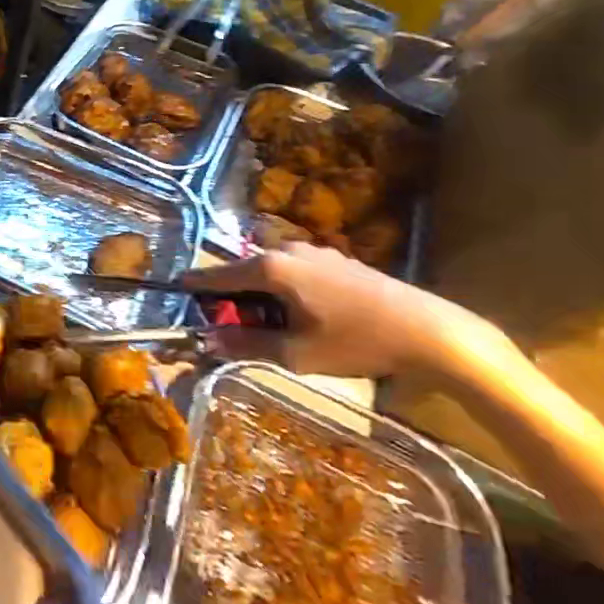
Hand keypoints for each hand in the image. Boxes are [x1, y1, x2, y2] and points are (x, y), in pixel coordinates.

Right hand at [183, 244, 511, 378]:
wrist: (428, 331)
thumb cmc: (356, 341)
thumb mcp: (295, 352)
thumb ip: (246, 344)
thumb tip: (207, 341)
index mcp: (270, 268)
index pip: (217, 275)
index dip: (194, 287)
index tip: (175, 291)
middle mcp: (286, 251)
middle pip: (242, 272)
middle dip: (230, 298)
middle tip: (227, 326)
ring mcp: (314, 252)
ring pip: (269, 271)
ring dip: (258, 295)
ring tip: (266, 326)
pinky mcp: (336, 260)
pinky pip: (294, 271)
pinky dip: (283, 290)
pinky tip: (299, 315)